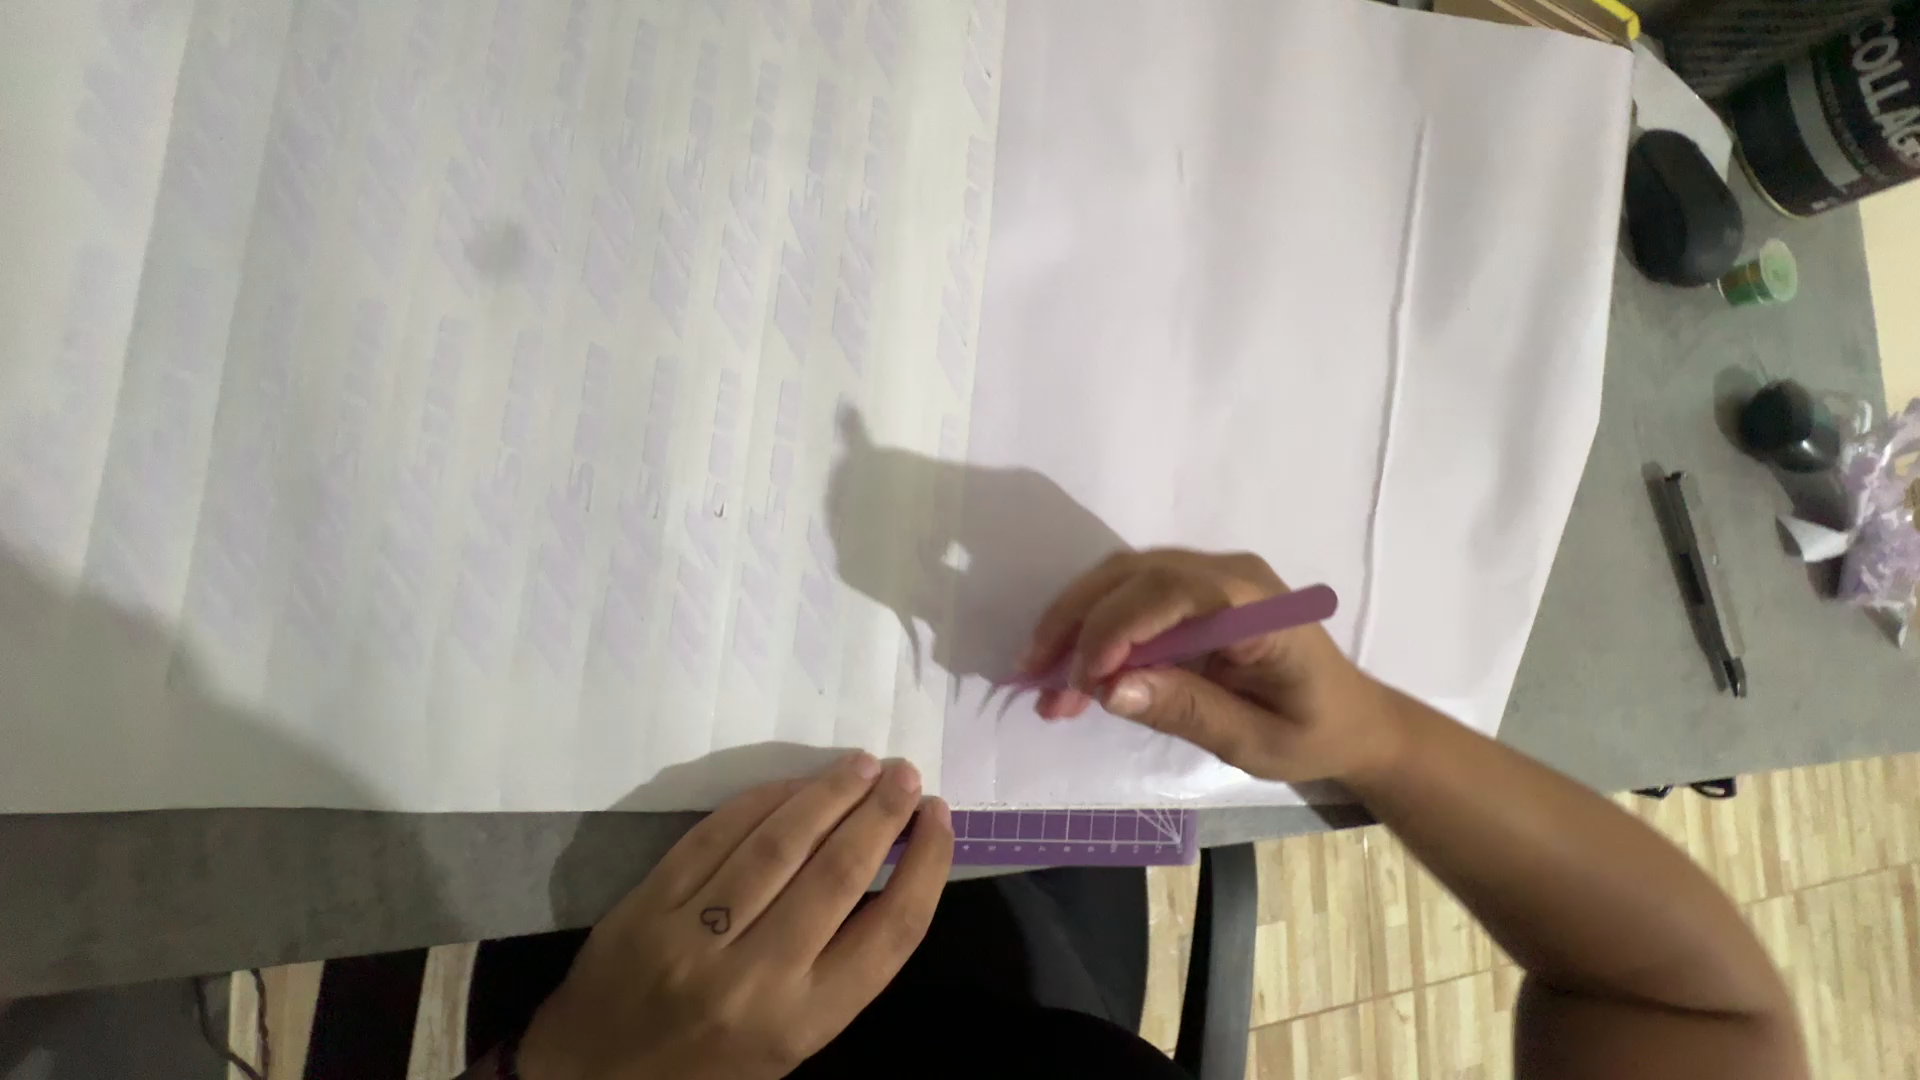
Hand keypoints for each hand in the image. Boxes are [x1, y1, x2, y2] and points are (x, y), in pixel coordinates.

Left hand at [516, 754, 953, 1079]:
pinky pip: (718, 833)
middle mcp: (755, 979)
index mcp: (801, 1022)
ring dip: (829, 794)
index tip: (940, 819)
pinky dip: (765, 798)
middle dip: (882, 813)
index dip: (926, 865)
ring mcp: (695, 937)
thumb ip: (839, 956)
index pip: (890, 931)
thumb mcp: (791, 1035)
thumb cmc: (711, 1064)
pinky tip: (796, 781)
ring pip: (779, 844)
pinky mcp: (648, 904)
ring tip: (862, 764)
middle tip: (906, 774)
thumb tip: (886, 858)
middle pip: (838, 874)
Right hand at [1020, 549, 1394, 784]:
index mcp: (1257, 605)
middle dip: (1074, 622)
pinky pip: (1127, 596)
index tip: (1081, 681)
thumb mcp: (1256, 741)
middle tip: (1033, 676)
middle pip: (1131, 575)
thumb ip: (1187, 709)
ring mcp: (1206, 575)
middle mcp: (1227, 573)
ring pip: (1118, 579)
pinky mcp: (1189, 590)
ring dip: (1072, 624)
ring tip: (1041, 679)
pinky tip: (1071, 672)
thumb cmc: (1313, 733)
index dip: (1114, 628)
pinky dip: (1090, 629)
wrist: (1351, 718)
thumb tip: (1110, 688)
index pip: (1169, 592)